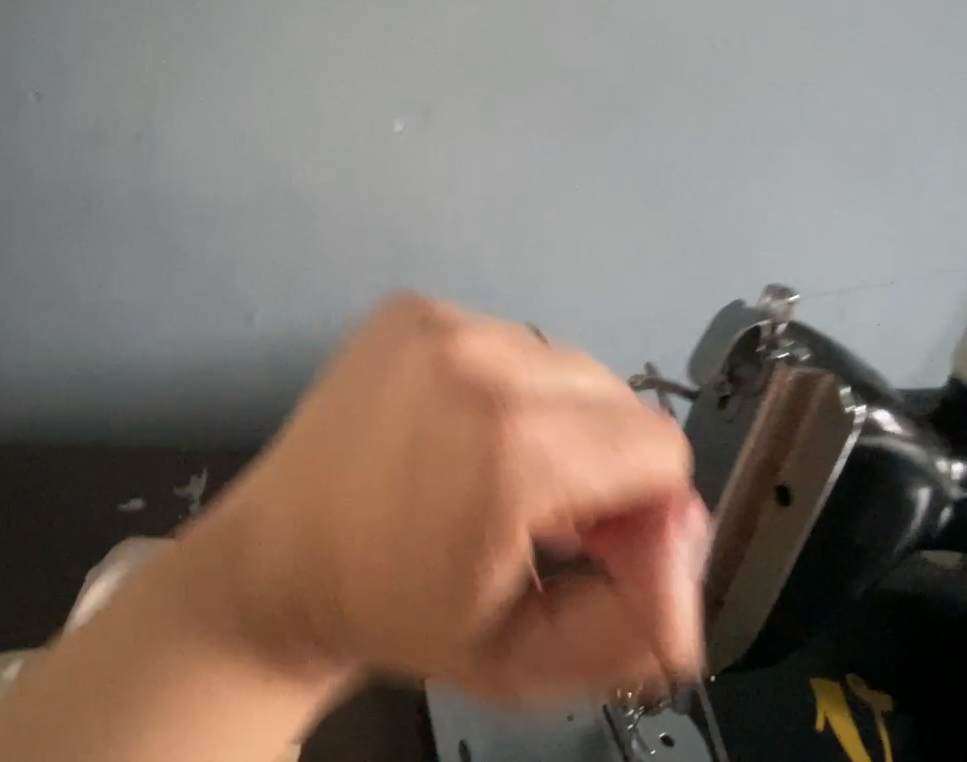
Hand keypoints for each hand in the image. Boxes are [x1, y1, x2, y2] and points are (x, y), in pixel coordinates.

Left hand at [182, 294, 709, 699]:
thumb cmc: (399, 611)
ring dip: (554, 420)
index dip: (642, 510)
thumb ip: (638, 619)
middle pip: (616, 398)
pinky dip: (504, 386)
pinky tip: (457, 431)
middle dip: (601, 462)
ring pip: (563, 365)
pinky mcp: (410, 308)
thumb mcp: (530, 658)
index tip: (592, 545)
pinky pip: (508, 340)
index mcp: (513, 445)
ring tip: (494, 473)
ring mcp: (438, 322)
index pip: (660, 448)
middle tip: (542, 515)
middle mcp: (479, 358)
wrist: (280, 560)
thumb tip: (686, 545)